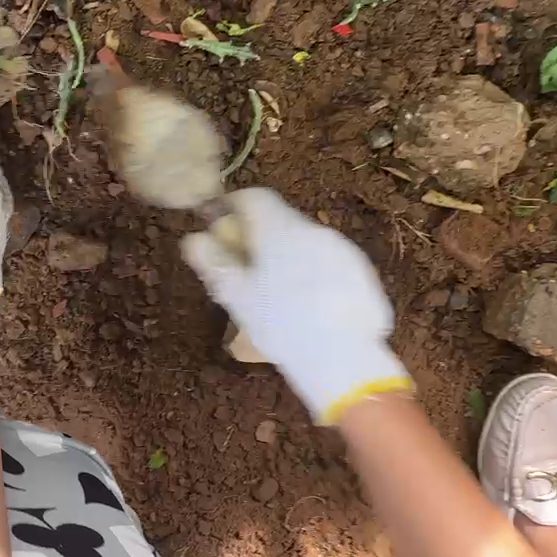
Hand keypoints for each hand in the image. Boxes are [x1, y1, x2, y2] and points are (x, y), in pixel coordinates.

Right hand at [181, 189, 411, 422]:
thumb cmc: (280, 325)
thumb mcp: (236, 296)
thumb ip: (214, 261)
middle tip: (244, 266)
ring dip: (286, 254)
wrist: (341, 358)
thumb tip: (194, 239)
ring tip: (276, 291)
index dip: (232, 207)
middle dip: (258, 236)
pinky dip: (311, 272)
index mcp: (280, 231)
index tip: (221, 227)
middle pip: (279, 220)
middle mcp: (313, 231)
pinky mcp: (362, 272)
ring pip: (304, 241)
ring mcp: (342, 250)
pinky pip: (327, 261)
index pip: (253, 198)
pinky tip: (306, 305)